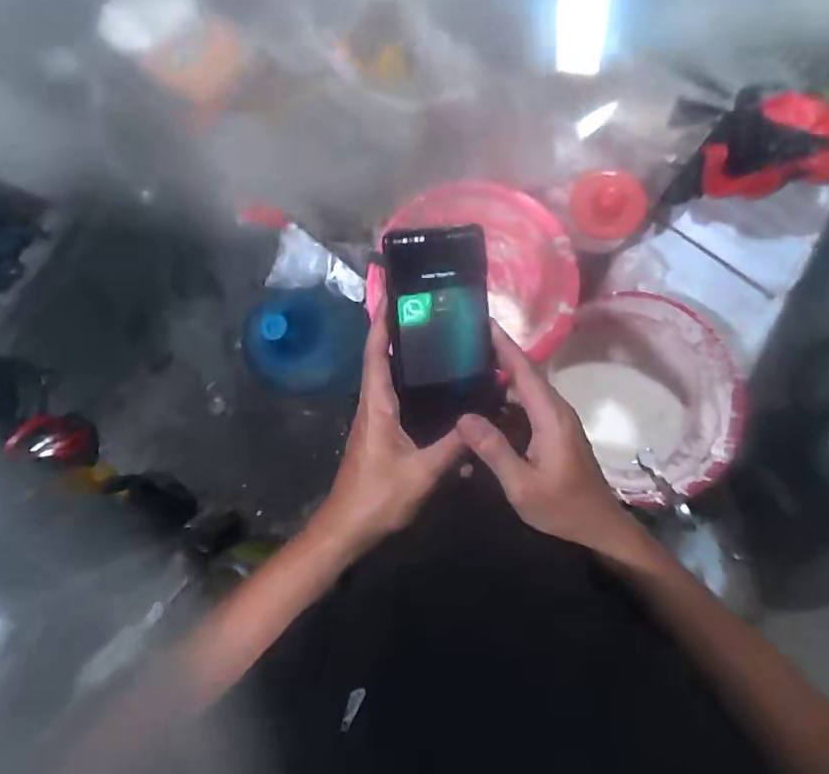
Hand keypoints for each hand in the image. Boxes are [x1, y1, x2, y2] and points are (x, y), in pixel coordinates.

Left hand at [303, 311, 465, 560]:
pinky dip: (414, 385)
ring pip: (391, 379)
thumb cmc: (377, 498)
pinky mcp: (382, 434)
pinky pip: (398, 399)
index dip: (382, 324)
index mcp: (377, 406)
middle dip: (400, 333)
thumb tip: (483, 418)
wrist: (345, 532)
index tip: (393, 296)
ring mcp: (375, 421)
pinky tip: (440, 389)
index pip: (376, 355)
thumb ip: (454, 446)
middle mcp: (373, 407)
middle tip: (430, 314)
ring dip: (407, 359)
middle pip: (383, 360)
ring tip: (439, 343)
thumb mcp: (422, 473)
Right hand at [458, 323, 642, 557]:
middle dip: (499, 356)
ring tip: (469, 368)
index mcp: (551, 416)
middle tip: (465, 344)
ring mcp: (558, 420)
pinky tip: (486, 404)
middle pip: (526, 375)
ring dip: (502, 378)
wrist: (597, 523)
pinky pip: (530, 406)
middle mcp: (557, 410)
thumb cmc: (561, 506)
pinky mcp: (556, 431)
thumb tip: (464, 417)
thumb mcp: (521, 484)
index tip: (485, 323)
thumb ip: (494, 450)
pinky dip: (508, 400)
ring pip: (528, 390)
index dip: (505, 346)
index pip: (525, 371)